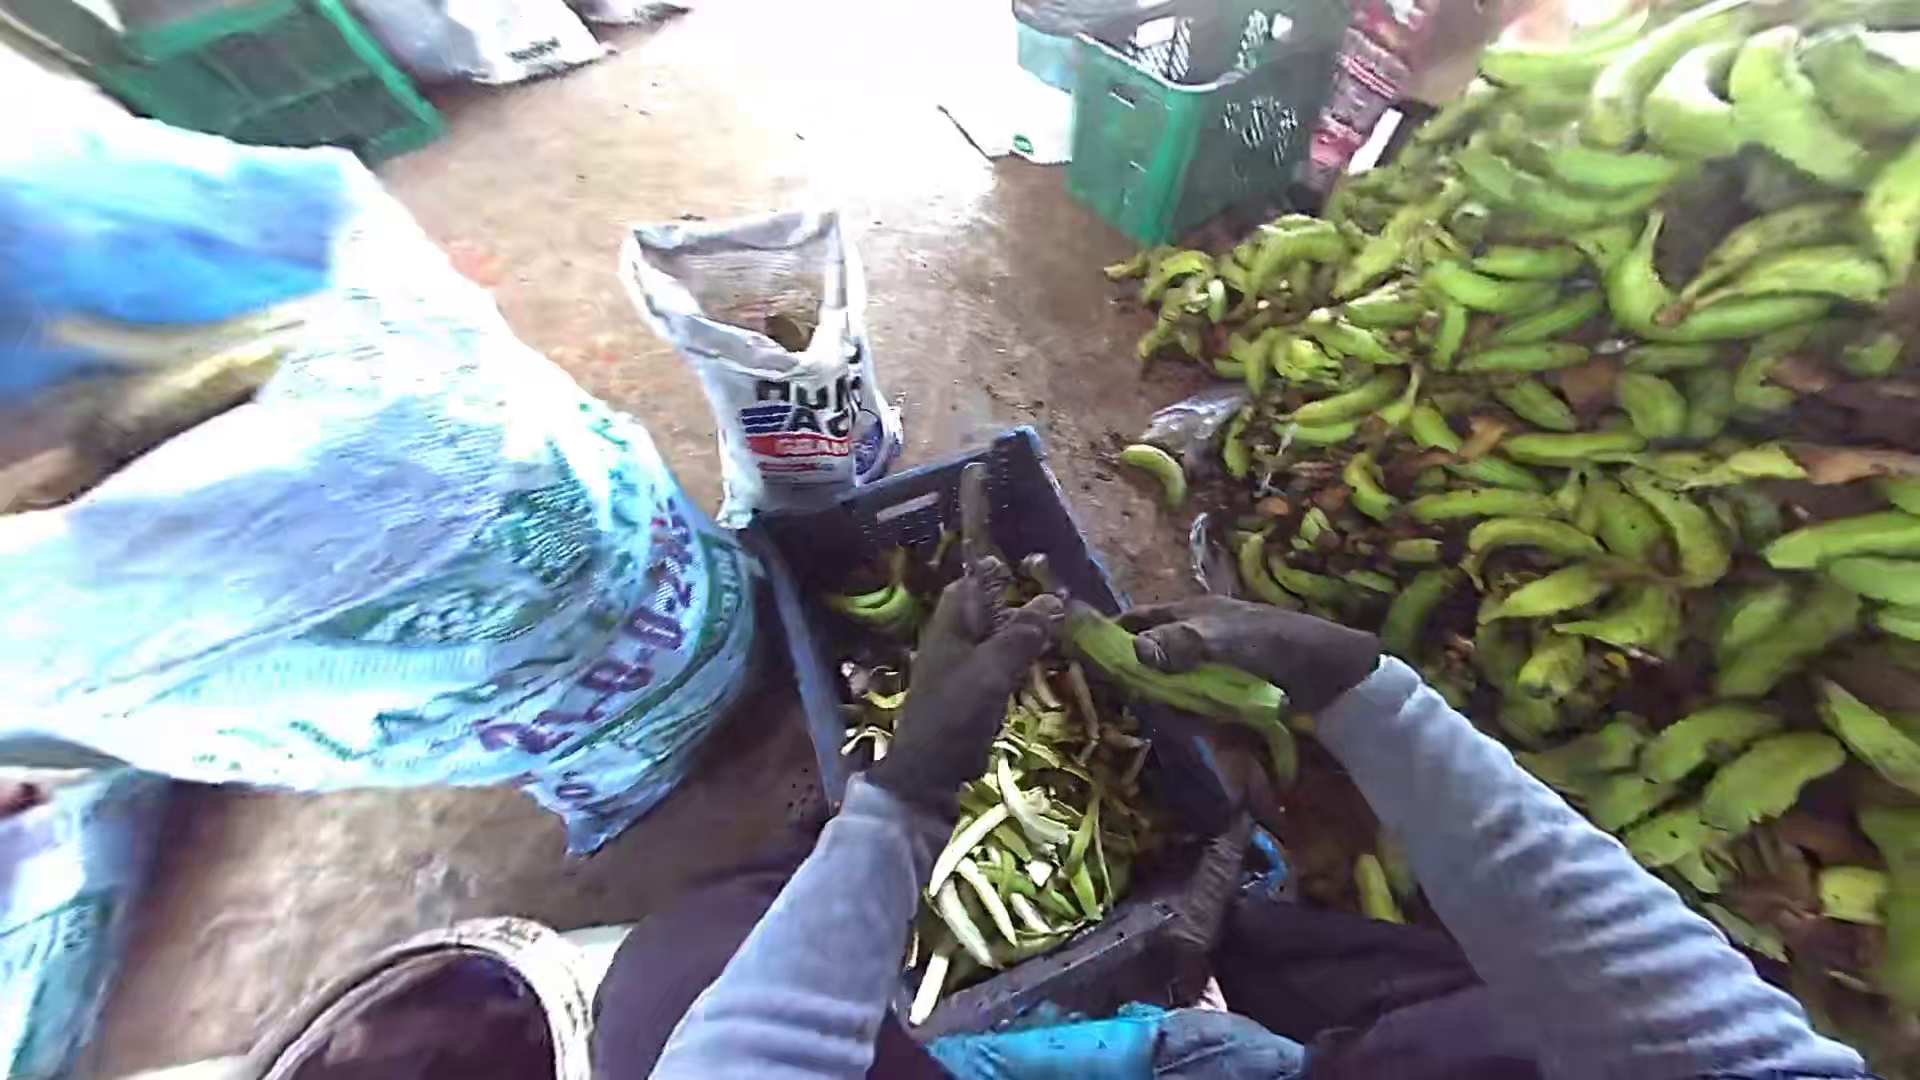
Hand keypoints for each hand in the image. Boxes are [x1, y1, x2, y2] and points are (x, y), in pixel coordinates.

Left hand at [866, 562, 1064, 815]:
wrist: (931, 769)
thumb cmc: (957, 710)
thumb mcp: (993, 668)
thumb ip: (1022, 634)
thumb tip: (1054, 600)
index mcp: (949, 625)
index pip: (969, 583)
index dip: (996, 574)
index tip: (1030, 570)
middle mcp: (950, 639)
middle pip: (983, 609)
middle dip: (1015, 604)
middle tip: (1053, 603)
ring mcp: (957, 665)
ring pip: (991, 636)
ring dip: (1017, 632)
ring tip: (1052, 629)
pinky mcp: (967, 690)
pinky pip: (993, 663)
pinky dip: (1013, 658)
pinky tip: (1034, 663)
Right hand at [1120, 597, 1380, 713]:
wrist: (1331, 673)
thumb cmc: (1273, 641)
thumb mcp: (1225, 637)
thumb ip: (1182, 643)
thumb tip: (1135, 651)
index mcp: (1182, 615)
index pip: (1133, 622)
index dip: (1110, 637)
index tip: (1091, 663)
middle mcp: (1186, 641)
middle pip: (1145, 661)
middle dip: (1143, 684)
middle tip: (1148, 702)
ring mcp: (1203, 669)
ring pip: (1166, 689)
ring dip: (1173, 705)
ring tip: (1194, 716)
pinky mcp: (1219, 695)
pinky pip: (1191, 707)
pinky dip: (1194, 717)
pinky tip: (1210, 724)